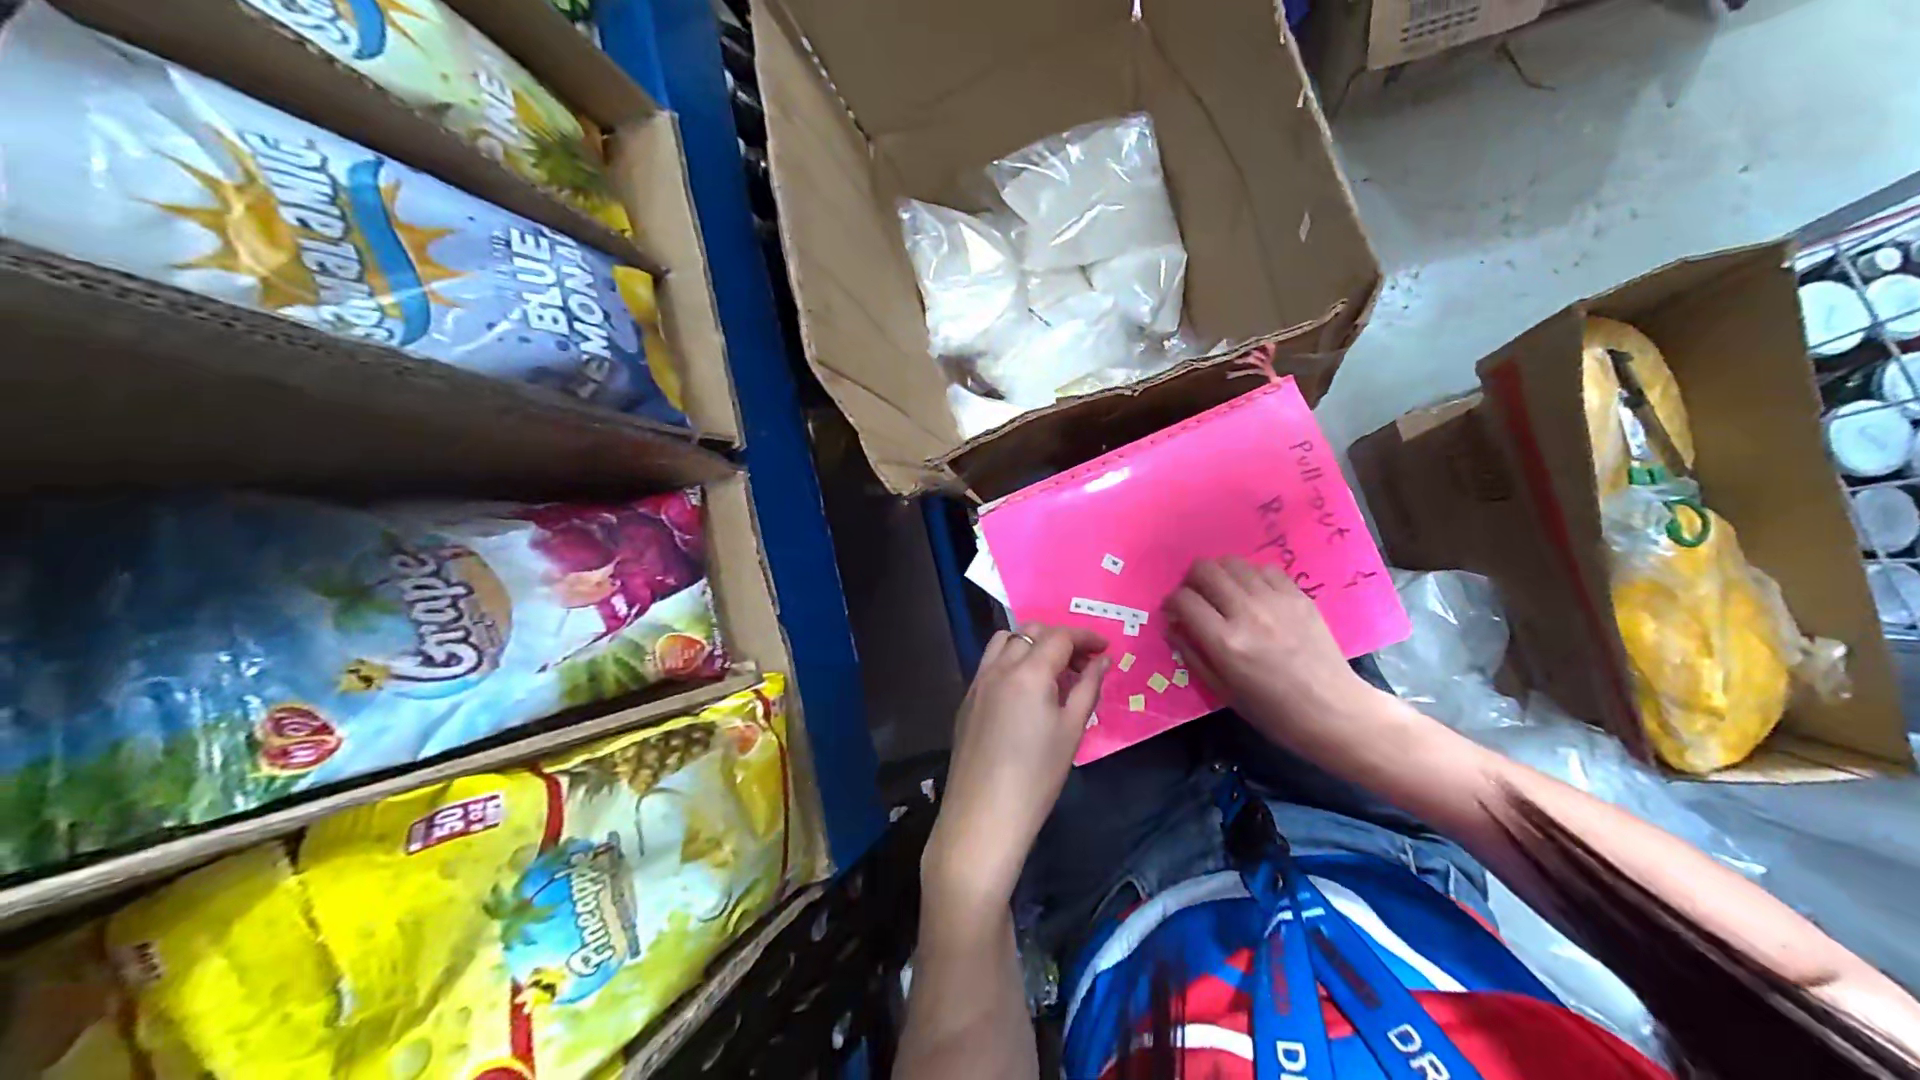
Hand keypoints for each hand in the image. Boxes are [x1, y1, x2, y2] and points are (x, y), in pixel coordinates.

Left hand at [924, 623, 1109, 914]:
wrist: (984, 814)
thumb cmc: (1037, 776)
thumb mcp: (1072, 730)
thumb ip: (1088, 688)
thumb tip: (1101, 661)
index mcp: (1027, 672)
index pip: (1059, 637)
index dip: (1086, 637)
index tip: (1105, 648)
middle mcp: (998, 668)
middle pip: (1031, 632)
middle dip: (1060, 638)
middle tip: (1083, 662)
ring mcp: (977, 682)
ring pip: (1005, 641)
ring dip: (1031, 644)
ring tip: (1052, 671)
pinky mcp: (967, 699)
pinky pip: (990, 663)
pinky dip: (1011, 660)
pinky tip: (1025, 690)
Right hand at [1162, 557, 1371, 742]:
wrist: (1332, 711)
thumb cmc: (1272, 711)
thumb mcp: (1222, 691)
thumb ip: (1192, 655)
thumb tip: (1172, 627)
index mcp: (1225, 642)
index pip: (1184, 600)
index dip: (1172, 602)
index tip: (1174, 611)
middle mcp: (1247, 613)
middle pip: (1205, 571)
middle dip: (1191, 580)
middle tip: (1196, 596)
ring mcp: (1276, 601)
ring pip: (1233, 563)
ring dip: (1220, 574)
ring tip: (1223, 592)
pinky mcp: (1299, 596)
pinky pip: (1265, 569)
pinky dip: (1251, 576)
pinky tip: (1253, 594)